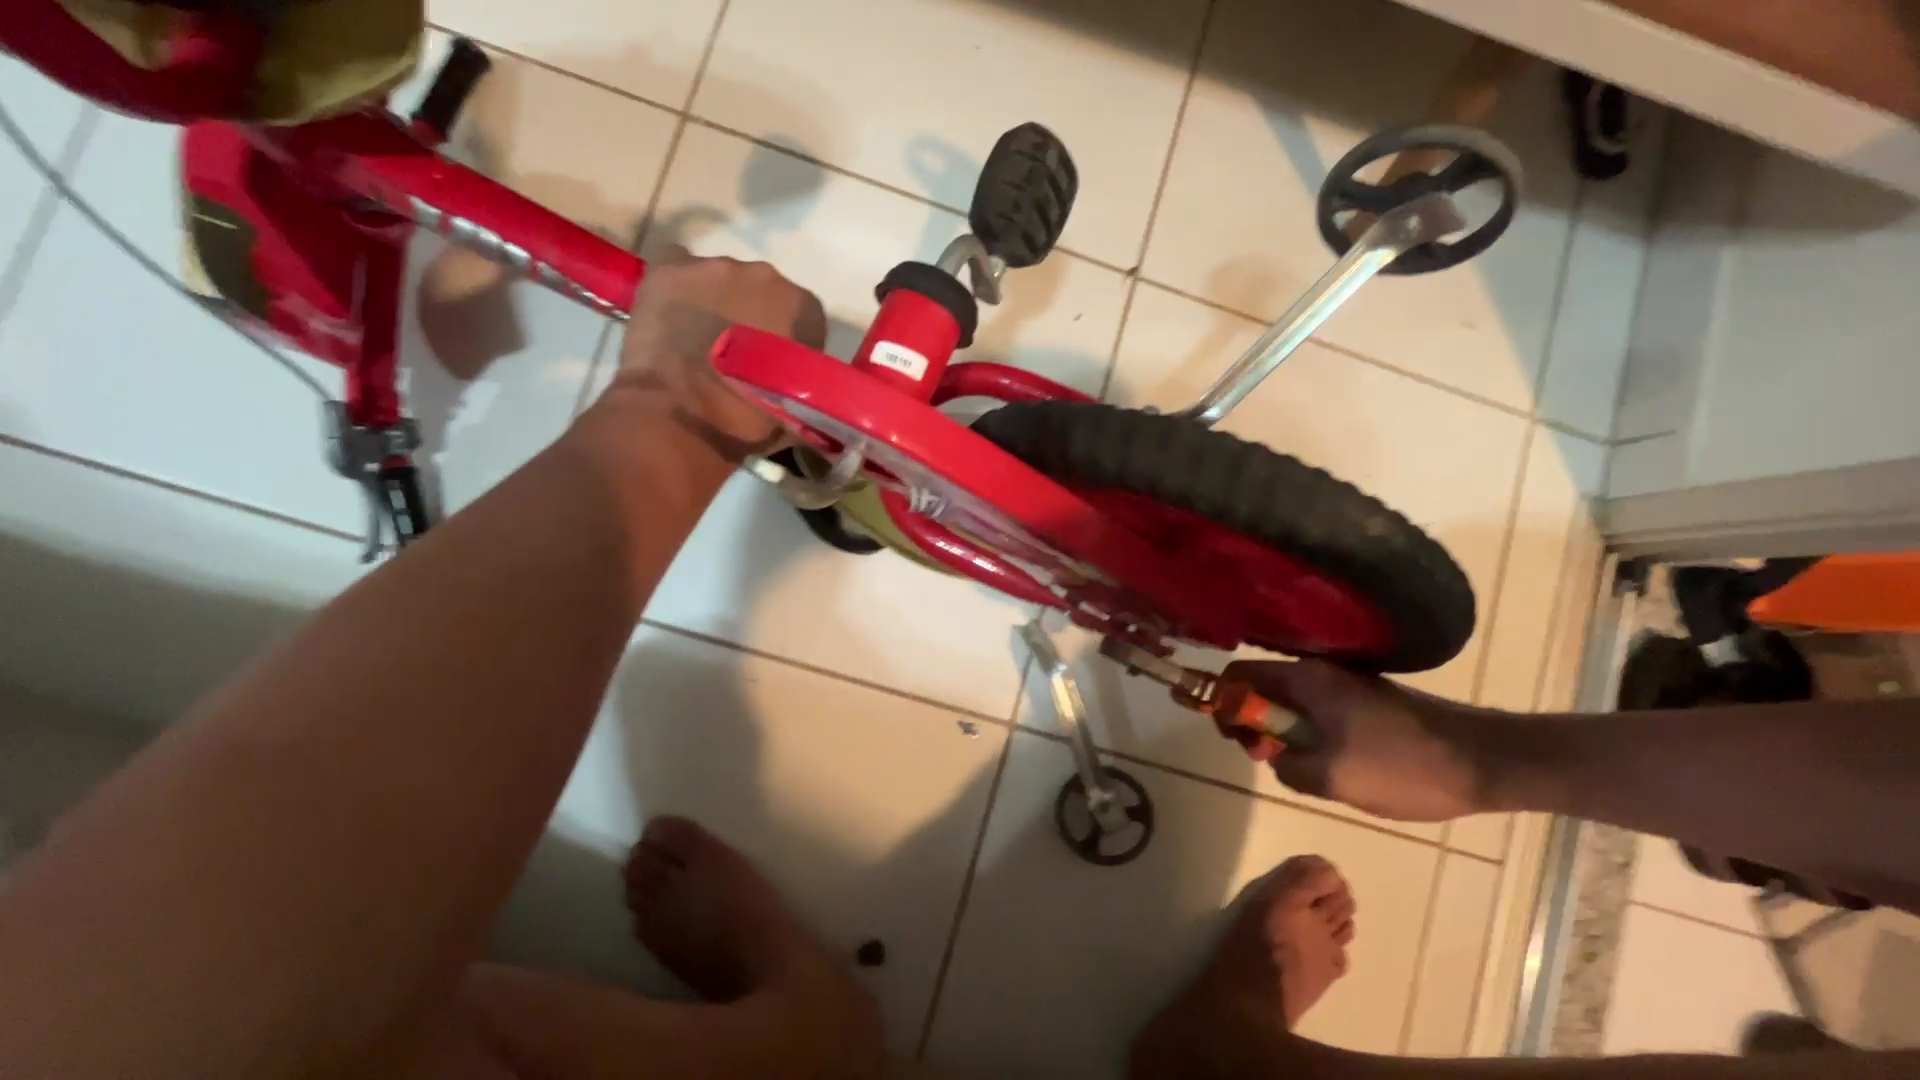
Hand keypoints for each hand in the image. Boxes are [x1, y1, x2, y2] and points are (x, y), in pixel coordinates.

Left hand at [608, 247, 828, 451]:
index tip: (777, 369)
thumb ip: (802, 387)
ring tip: (698, 340)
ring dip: (715, 303)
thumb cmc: (744, 420)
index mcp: (801, 308)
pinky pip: (677, 266)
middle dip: (753, 317)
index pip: (805, 319)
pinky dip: (677, 286)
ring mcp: (713, 268)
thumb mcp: (793, 410)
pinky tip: (672, 315)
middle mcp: (763, 276)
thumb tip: (797, 393)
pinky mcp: (669, 270)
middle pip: (761, 292)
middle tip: (738, 356)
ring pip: (720, 281)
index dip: (791, 343)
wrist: (678, 417)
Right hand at [1221, 659, 1508, 822]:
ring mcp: (1346, 687)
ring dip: (1286, 736)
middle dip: (1255, 724)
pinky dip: (1311, 737)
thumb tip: (1273, 754)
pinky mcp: (1366, 703)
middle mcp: (1321, 673)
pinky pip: (1319, 714)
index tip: (1234, 740)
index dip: (1222, 703)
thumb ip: (1286, 764)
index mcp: (1307, 680)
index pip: (1238, 675)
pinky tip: (1332, 768)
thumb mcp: (1331, 777)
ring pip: (1292, 705)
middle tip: (1271, 761)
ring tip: (1307, 772)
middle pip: (1262, 688)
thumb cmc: (1402, 767)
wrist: (1484, 762)